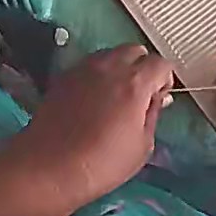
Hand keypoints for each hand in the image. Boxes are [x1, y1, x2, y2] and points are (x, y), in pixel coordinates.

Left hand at [9, 45, 174, 204]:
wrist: (50, 165)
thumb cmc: (103, 162)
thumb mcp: (142, 146)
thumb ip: (153, 114)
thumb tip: (157, 98)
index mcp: (134, 82)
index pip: (160, 63)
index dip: (165, 79)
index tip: (160, 97)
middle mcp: (110, 66)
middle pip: (135, 50)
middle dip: (142, 67)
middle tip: (140, 93)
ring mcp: (84, 67)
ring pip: (110, 54)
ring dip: (119, 67)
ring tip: (115, 95)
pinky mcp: (64, 75)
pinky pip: (89, 64)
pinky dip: (97, 74)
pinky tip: (92, 99)